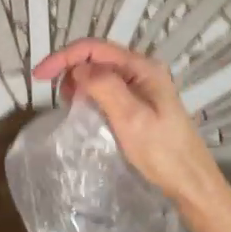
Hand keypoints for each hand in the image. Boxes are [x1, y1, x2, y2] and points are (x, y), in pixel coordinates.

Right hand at [32, 40, 230, 223]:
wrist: (191, 182)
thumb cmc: (163, 152)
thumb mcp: (131, 118)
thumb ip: (104, 87)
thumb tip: (78, 68)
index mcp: (142, 67)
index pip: (94, 48)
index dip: (64, 57)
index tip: (39, 76)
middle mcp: (142, 71)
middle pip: (97, 57)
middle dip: (71, 70)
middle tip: (60, 99)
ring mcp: (142, 88)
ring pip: (100, 75)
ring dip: (80, 85)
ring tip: (72, 107)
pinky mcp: (140, 104)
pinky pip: (108, 91)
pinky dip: (91, 97)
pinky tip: (86, 113)